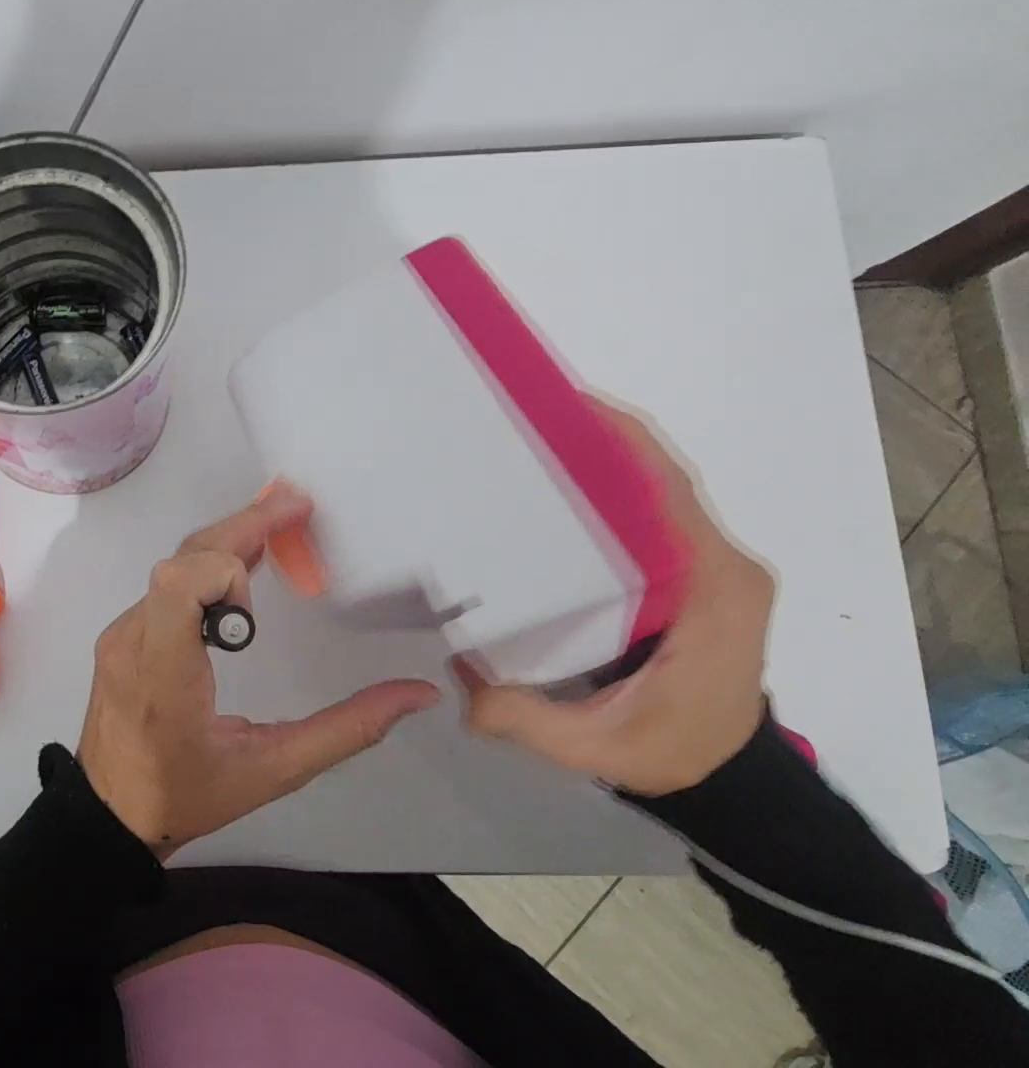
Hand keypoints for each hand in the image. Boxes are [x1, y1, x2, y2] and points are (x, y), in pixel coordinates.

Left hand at [77, 483, 439, 859]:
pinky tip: (241, 575)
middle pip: (180, 561)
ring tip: (280, 530)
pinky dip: (204, 572)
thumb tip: (416, 695)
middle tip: (297, 506)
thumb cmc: (186, 796)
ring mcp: (120, 636)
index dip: (222, 569)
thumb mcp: (272, 771)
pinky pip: (163, 589)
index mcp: (165, 674)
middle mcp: (133, 641)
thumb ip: (345, 731)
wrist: (107, 814)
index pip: (176, 584)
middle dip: (240, 529)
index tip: (259, 602)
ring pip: (171, 570)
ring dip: (225, 547)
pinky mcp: (121, 638)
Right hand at [453, 401, 771, 796]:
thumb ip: (522, 716)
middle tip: (515, 422)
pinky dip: (603, 495)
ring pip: (652, 493)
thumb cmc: (672, 754)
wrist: (727, 779)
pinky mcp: (693, 577)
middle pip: (656, 478)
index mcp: (712, 589)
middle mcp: (721, 564)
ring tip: (521, 448)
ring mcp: (710, 568)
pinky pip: (648, 518)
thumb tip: (457, 670)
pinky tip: (543, 498)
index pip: (667, 491)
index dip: (618, 440)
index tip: (558, 406)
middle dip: (592, 440)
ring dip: (595, 462)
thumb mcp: (593, 747)